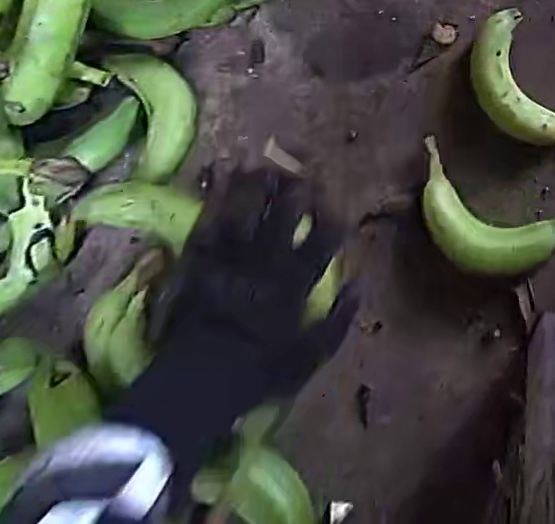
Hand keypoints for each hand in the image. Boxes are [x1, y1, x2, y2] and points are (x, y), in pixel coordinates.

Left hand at [103, 168, 356, 487]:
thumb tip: (359, 283)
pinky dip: (215, 205)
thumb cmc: (259, 371)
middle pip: (285, 216)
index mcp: (297, 281)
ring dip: (254, 189)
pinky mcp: (198, 266)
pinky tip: (218, 188)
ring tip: (259, 168)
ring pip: (247, 214)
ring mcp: (231, 261)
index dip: (330, 215)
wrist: (196, 385)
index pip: (323, 237)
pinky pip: (208, 228)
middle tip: (297, 171)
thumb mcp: (312, 355)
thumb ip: (339, 318)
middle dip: (293, 191)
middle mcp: (268, 263)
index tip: (334, 200)